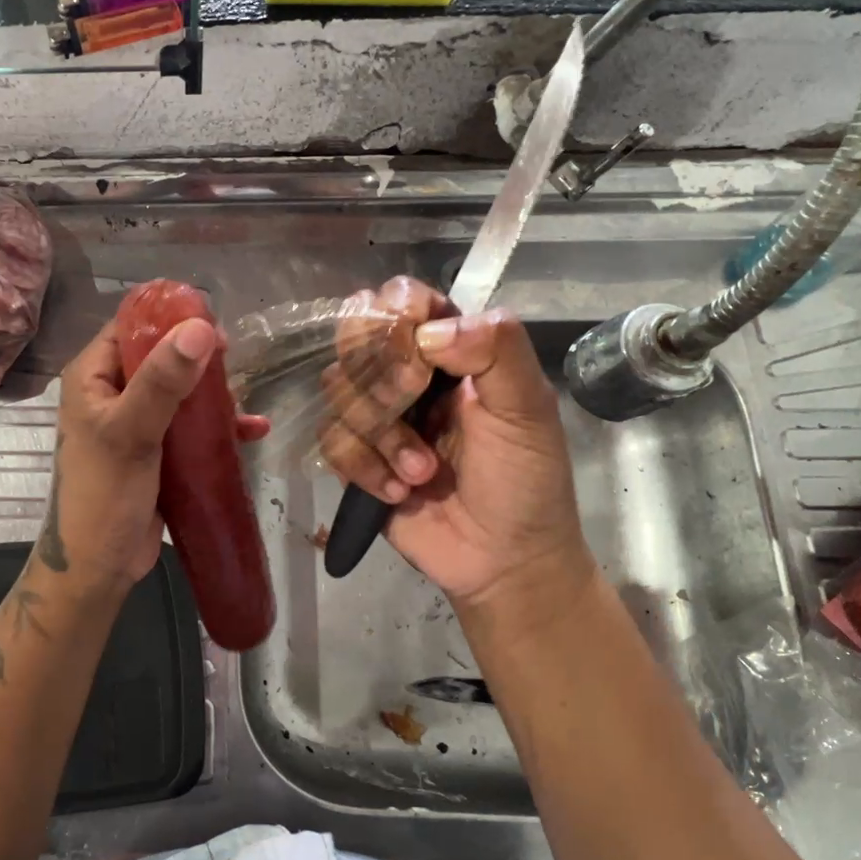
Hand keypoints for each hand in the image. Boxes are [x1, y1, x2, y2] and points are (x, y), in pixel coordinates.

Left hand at [39, 318, 268, 590]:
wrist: (99, 567)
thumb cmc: (104, 494)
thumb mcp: (131, 431)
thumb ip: (162, 380)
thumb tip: (201, 327)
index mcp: (92, 378)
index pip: (128, 327)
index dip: (167, 319)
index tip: (211, 320)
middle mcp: (111, 394)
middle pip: (159, 357)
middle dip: (198, 357)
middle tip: (234, 359)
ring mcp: (135, 425)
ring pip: (180, 393)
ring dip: (213, 394)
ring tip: (244, 401)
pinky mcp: (157, 454)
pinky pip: (190, 428)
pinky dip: (218, 428)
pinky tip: (252, 431)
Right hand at [318, 276, 593, 607]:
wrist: (502, 560)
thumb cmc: (527, 480)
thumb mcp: (529, 408)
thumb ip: (496, 349)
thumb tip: (429, 333)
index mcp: (451, 350)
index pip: (401, 299)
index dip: (395, 316)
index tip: (418, 355)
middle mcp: (407, 374)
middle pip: (354, 337)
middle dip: (381, 377)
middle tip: (413, 403)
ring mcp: (377, 416)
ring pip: (339, 390)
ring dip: (383, 435)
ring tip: (423, 472)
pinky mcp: (354, 458)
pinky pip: (331, 441)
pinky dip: (365, 468)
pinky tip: (399, 491)